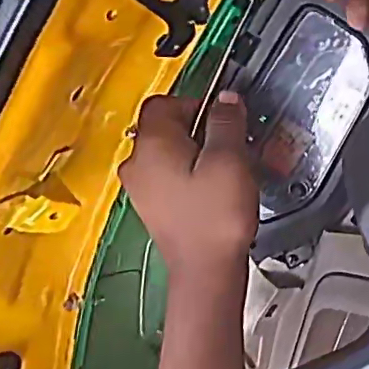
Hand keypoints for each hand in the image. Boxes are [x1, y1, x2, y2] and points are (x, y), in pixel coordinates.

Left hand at [119, 93, 256, 275]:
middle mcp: (138, 164)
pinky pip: (170, 175)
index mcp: (152, 146)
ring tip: (226, 166)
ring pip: (168, 152)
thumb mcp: (230, 160)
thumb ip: (227, 122)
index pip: (164, 102)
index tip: (223, 114)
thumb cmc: (216, 217)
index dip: (196, 101)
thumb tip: (226, 99)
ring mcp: (142, 188)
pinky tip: (214, 188)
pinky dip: (191, 173)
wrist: (206, 269)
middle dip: (198, 127)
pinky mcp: (154, 206)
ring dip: (196, 151)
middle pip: (164, 127)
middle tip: (229, 141)